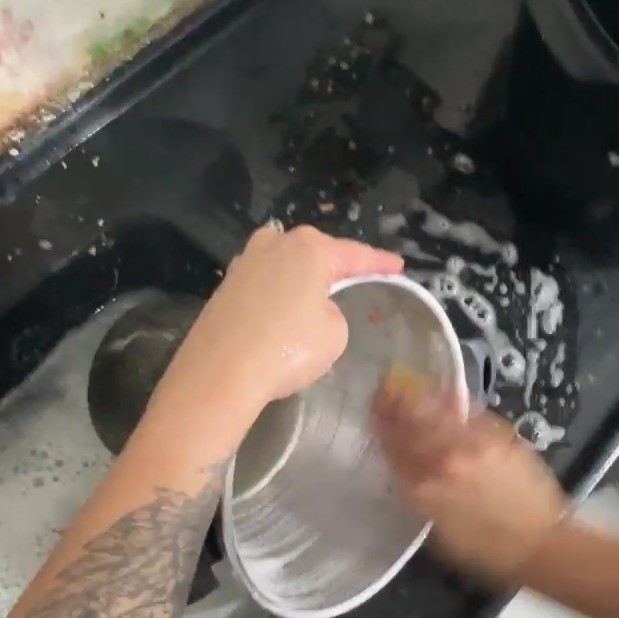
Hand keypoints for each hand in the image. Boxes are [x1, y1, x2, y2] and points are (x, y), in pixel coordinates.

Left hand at [157, 224, 403, 427]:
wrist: (221, 373)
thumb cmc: (288, 349)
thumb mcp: (334, 333)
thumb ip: (332, 311)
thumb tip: (311, 309)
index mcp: (309, 248)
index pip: (354, 254)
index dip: (379, 263)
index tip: (397, 265)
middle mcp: (274, 244)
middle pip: (315, 253)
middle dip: (335, 265)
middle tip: (356, 278)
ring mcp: (244, 263)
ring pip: (285, 266)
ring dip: (301, 279)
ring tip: (318, 296)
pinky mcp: (224, 288)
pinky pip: (264, 286)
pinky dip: (277, 296)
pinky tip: (283, 313)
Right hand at [373, 377, 569, 585]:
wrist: (540, 544)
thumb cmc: (487, 550)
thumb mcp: (438, 533)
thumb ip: (420, 498)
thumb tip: (410, 475)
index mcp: (424, 489)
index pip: (393, 448)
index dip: (381, 426)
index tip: (374, 412)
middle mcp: (444, 460)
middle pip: (411, 421)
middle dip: (394, 404)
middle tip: (386, 391)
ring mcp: (473, 444)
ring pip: (438, 410)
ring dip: (420, 397)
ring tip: (411, 388)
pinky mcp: (499, 436)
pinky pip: (469, 412)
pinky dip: (452, 404)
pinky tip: (446, 399)